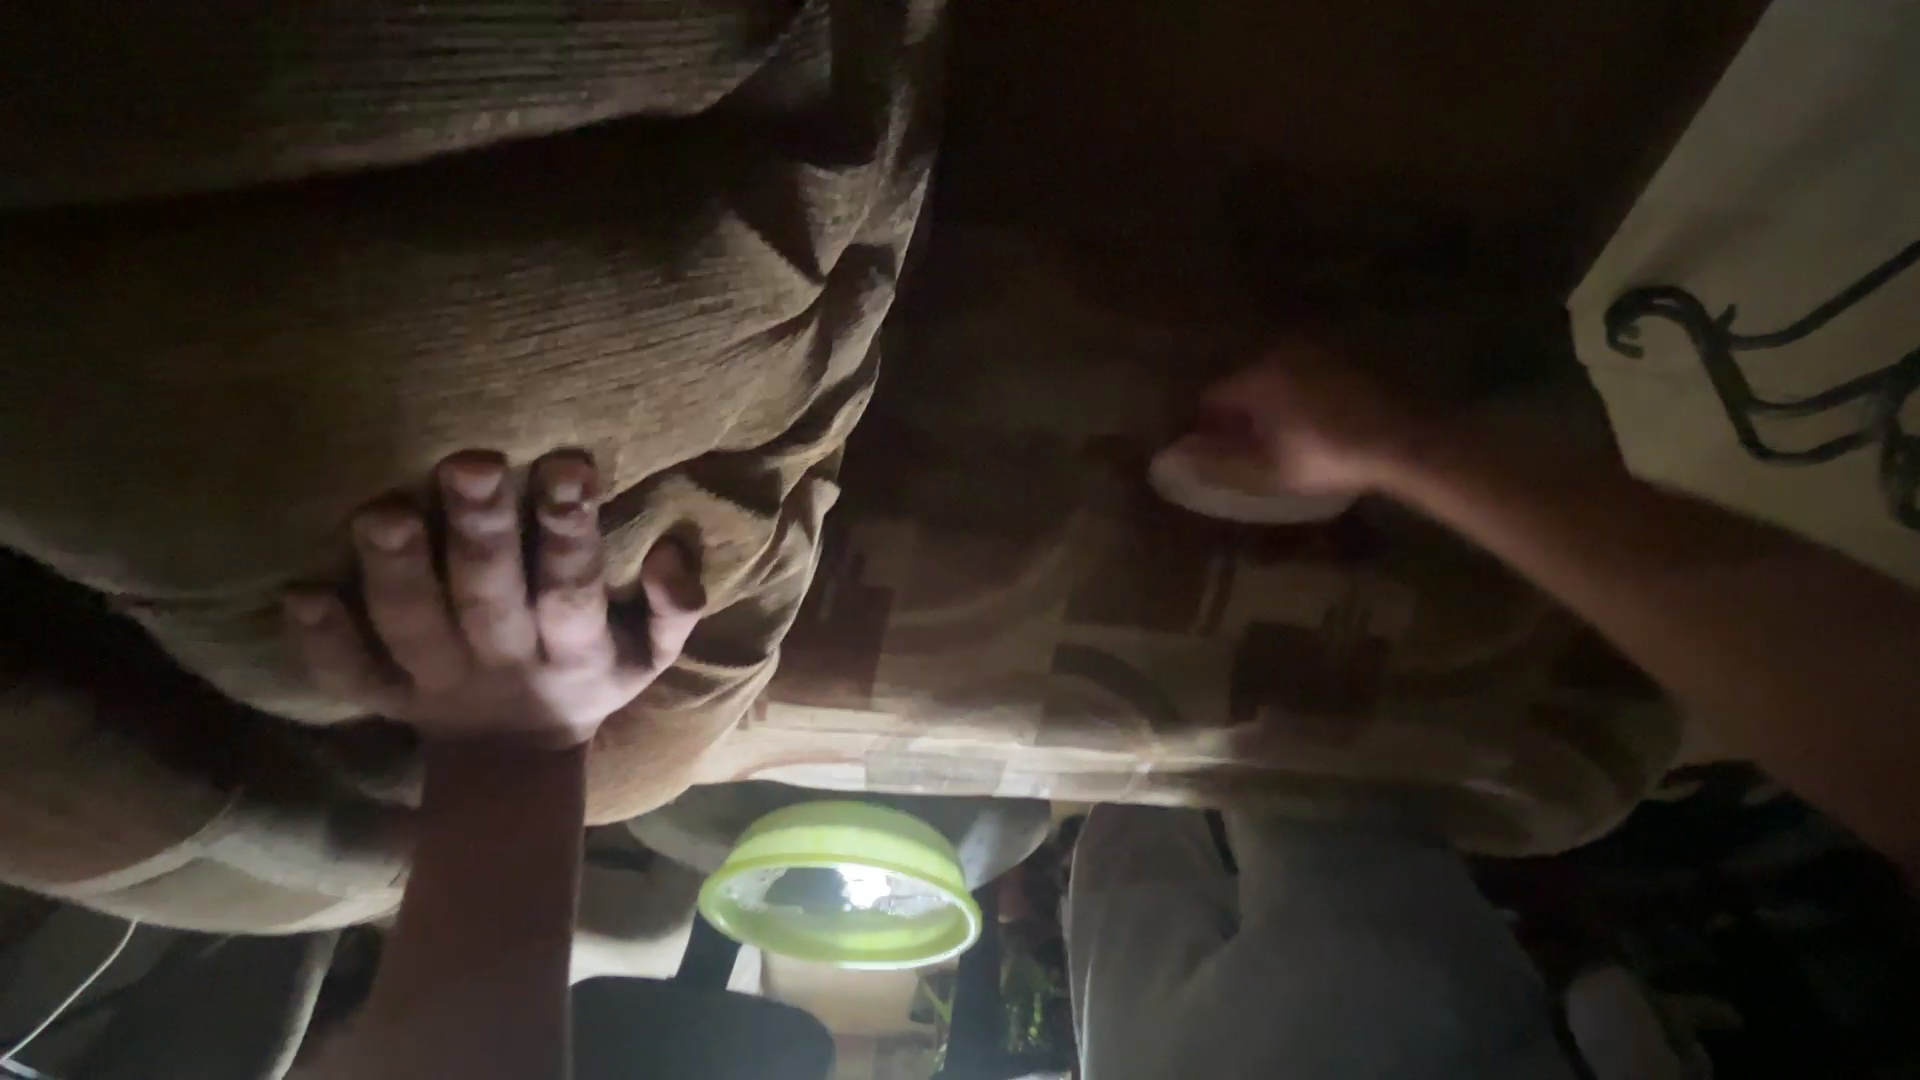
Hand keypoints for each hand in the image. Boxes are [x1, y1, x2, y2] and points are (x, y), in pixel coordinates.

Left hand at [283, 450, 702, 748]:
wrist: (516, 756)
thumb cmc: (592, 677)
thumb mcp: (652, 654)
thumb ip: (674, 608)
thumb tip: (672, 551)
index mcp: (577, 652)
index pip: (576, 591)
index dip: (571, 534)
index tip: (569, 468)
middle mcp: (507, 665)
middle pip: (490, 600)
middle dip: (481, 532)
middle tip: (471, 465)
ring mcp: (438, 684)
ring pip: (412, 629)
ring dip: (396, 572)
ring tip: (383, 512)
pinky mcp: (384, 697)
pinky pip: (349, 675)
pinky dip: (324, 641)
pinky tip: (299, 594)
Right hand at [1164, 339, 1421, 497]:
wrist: (1403, 440)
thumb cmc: (1324, 456)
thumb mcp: (1264, 469)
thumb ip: (1214, 461)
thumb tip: (1173, 456)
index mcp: (1255, 376)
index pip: (1211, 397)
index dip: (1206, 426)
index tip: (1212, 450)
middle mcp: (1281, 352)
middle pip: (1243, 383)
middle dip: (1238, 413)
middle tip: (1246, 446)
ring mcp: (1318, 350)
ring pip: (1276, 377)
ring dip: (1270, 403)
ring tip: (1280, 436)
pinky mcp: (1348, 356)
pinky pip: (1307, 375)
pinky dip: (1301, 395)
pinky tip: (1313, 422)